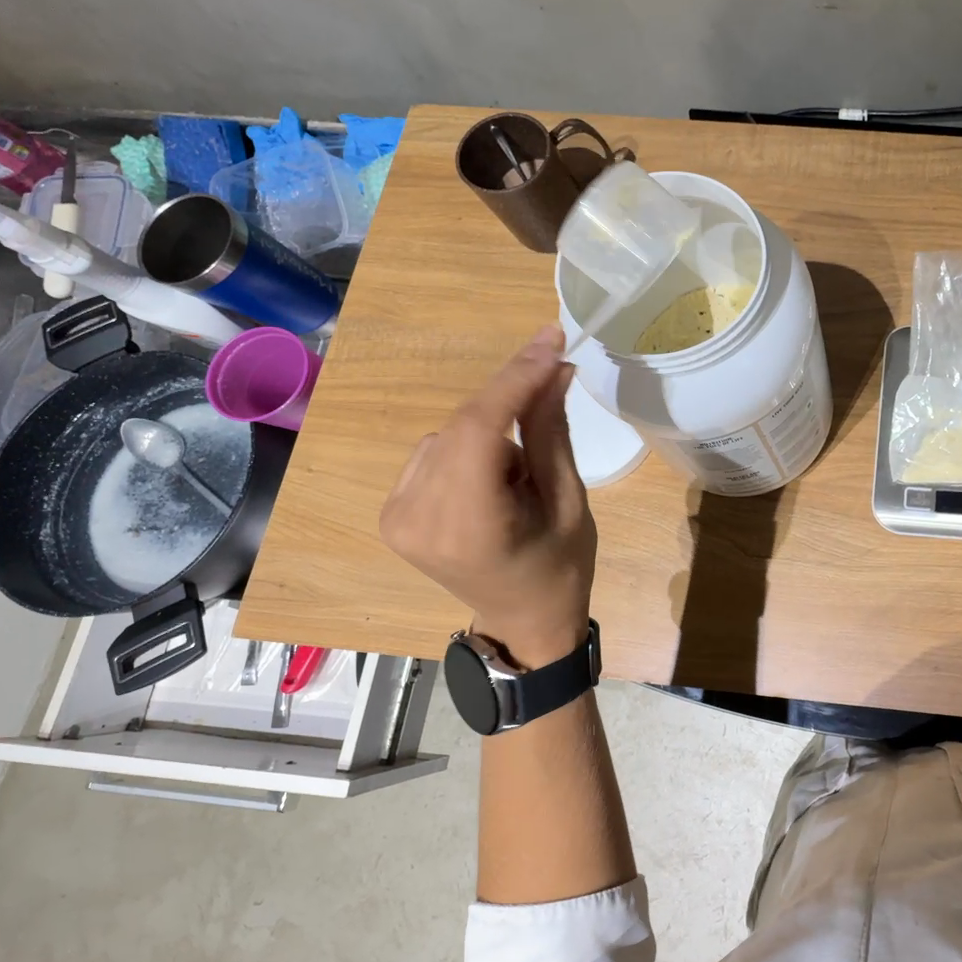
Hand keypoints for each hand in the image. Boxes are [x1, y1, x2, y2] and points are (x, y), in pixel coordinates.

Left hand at [380, 326, 595, 666]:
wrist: (523, 621)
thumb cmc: (561, 566)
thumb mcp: (569, 500)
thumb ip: (551, 431)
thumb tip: (554, 367)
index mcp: (468, 525)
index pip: (479, 428)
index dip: (514, 378)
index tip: (551, 340)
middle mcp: (417, 517)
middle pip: (463, 425)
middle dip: (511, 398)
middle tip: (555, 372)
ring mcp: (397, 516)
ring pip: (449, 435)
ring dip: (492, 433)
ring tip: (522, 475)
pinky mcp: (392, 513)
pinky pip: (435, 452)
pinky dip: (470, 449)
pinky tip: (493, 479)